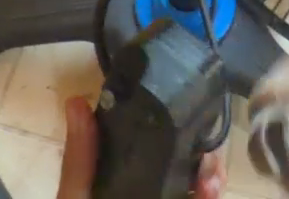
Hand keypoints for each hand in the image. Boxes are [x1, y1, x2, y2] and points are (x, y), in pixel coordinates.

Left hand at [59, 96, 226, 198]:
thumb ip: (79, 162)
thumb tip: (76, 100)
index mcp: (115, 188)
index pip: (143, 153)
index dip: (164, 133)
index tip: (181, 116)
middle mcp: (143, 194)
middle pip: (176, 169)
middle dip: (196, 157)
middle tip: (205, 155)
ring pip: (193, 189)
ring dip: (209, 178)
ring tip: (211, 176)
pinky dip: (210, 196)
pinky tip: (211, 192)